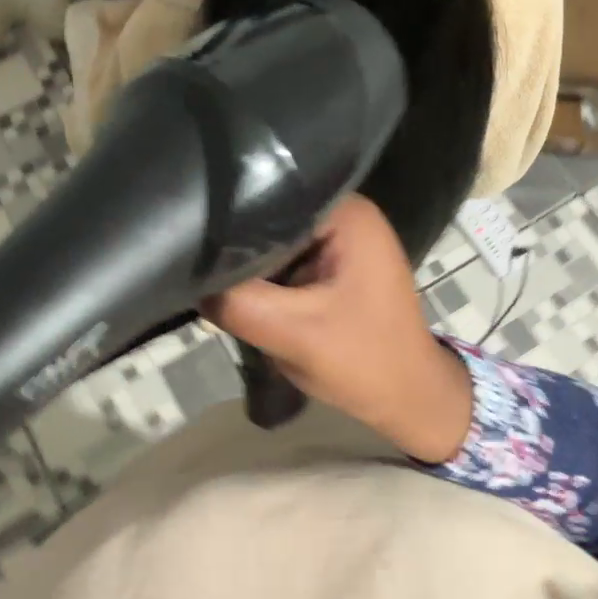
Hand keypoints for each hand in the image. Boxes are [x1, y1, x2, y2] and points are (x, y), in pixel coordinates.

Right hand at [205, 196, 472, 462]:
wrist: (411, 402)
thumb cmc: (365, 361)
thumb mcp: (294, 333)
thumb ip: (238, 302)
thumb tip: (185, 276)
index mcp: (346, 212)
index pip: (271, 197)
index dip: (229, 218)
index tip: (190, 238)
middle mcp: (344, 212)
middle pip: (270, 216)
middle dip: (235, 242)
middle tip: (189, 258)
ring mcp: (339, 237)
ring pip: (273, 240)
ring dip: (246, 261)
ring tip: (202, 271)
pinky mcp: (332, 262)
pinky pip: (285, 258)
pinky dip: (264, 275)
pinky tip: (235, 286)